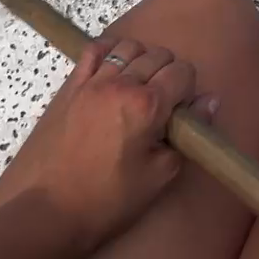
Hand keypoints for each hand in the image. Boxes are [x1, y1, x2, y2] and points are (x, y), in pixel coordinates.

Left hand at [0, 36, 216, 243]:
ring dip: (141, 60)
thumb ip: (187, 133)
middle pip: (158, 55)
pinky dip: (109, 51)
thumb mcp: (158, 176)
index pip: (182, 72)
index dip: (188, 89)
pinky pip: (94, 50)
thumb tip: (210, 100)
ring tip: (138, 86)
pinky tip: (113, 69)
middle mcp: (122, 83)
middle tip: (162, 102)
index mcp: (148, 105)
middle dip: (167, 73)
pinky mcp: (71, 84)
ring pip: (128, 47)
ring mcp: (93, 80)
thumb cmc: (108, 201)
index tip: (181, 111)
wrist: (49, 211)